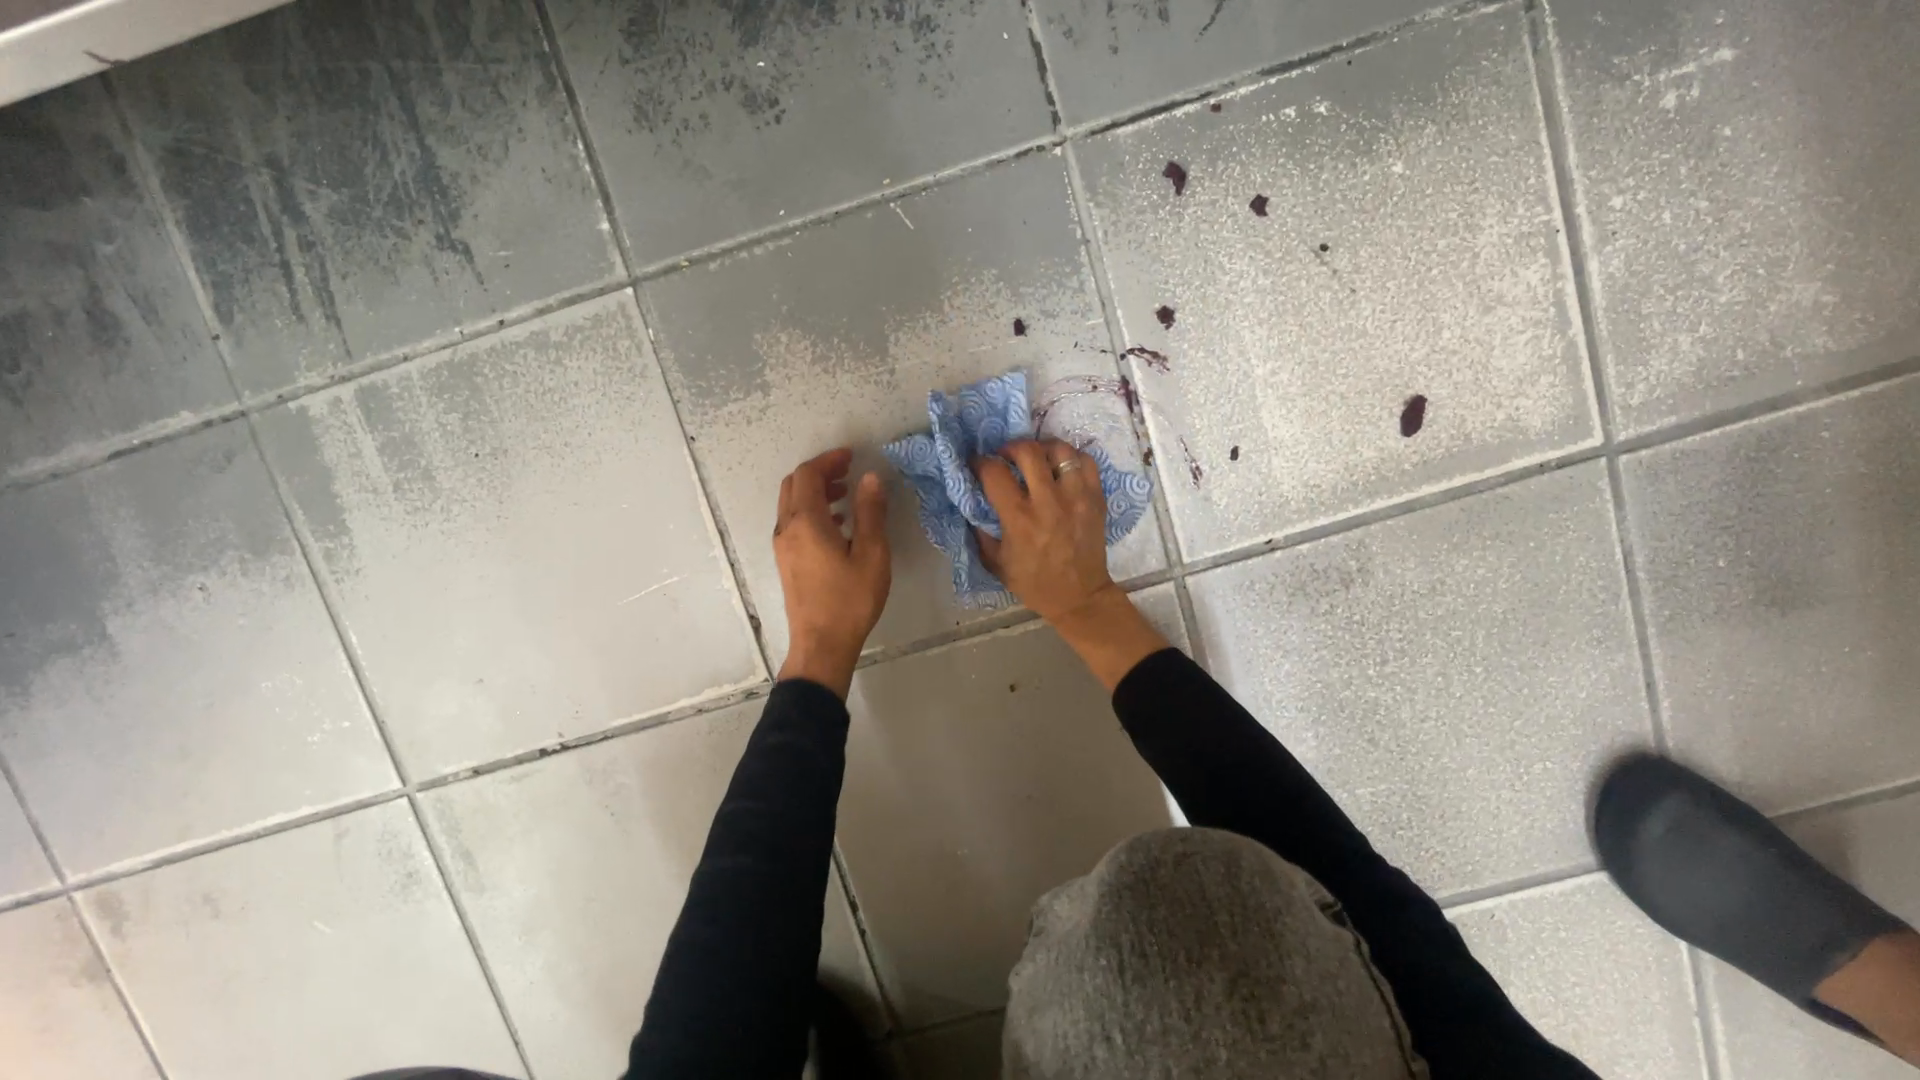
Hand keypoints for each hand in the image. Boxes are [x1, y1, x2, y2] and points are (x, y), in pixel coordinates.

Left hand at [773, 448, 890, 697]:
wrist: (821, 644)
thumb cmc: (850, 599)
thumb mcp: (871, 554)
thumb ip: (870, 512)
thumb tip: (870, 478)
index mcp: (806, 522)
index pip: (808, 475)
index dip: (829, 460)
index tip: (851, 457)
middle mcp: (787, 529)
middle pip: (794, 485)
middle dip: (819, 473)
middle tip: (847, 471)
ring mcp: (783, 547)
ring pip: (792, 505)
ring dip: (816, 492)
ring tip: (847, 495)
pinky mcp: (787, 562)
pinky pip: (794, 523)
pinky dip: (813, 512)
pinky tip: (838, 525)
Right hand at [973, 439, 1114, 622]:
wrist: (1079, 596)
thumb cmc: (1034, 583)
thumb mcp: (996, 563)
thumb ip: (981, 532)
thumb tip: (972, 504)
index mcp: (1020, 519)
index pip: (995, 473)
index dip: (980, 462)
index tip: (978, 464)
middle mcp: (1049, 502)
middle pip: (1028, 451)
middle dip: (1011, 447)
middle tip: (1006, 456)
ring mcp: (1077, 498)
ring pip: (1060, 451)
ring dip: (1042, 448)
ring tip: (1036, 457)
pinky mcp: (1096, 499)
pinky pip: (1086, 462)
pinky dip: (1070, 458)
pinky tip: (1060, 467)